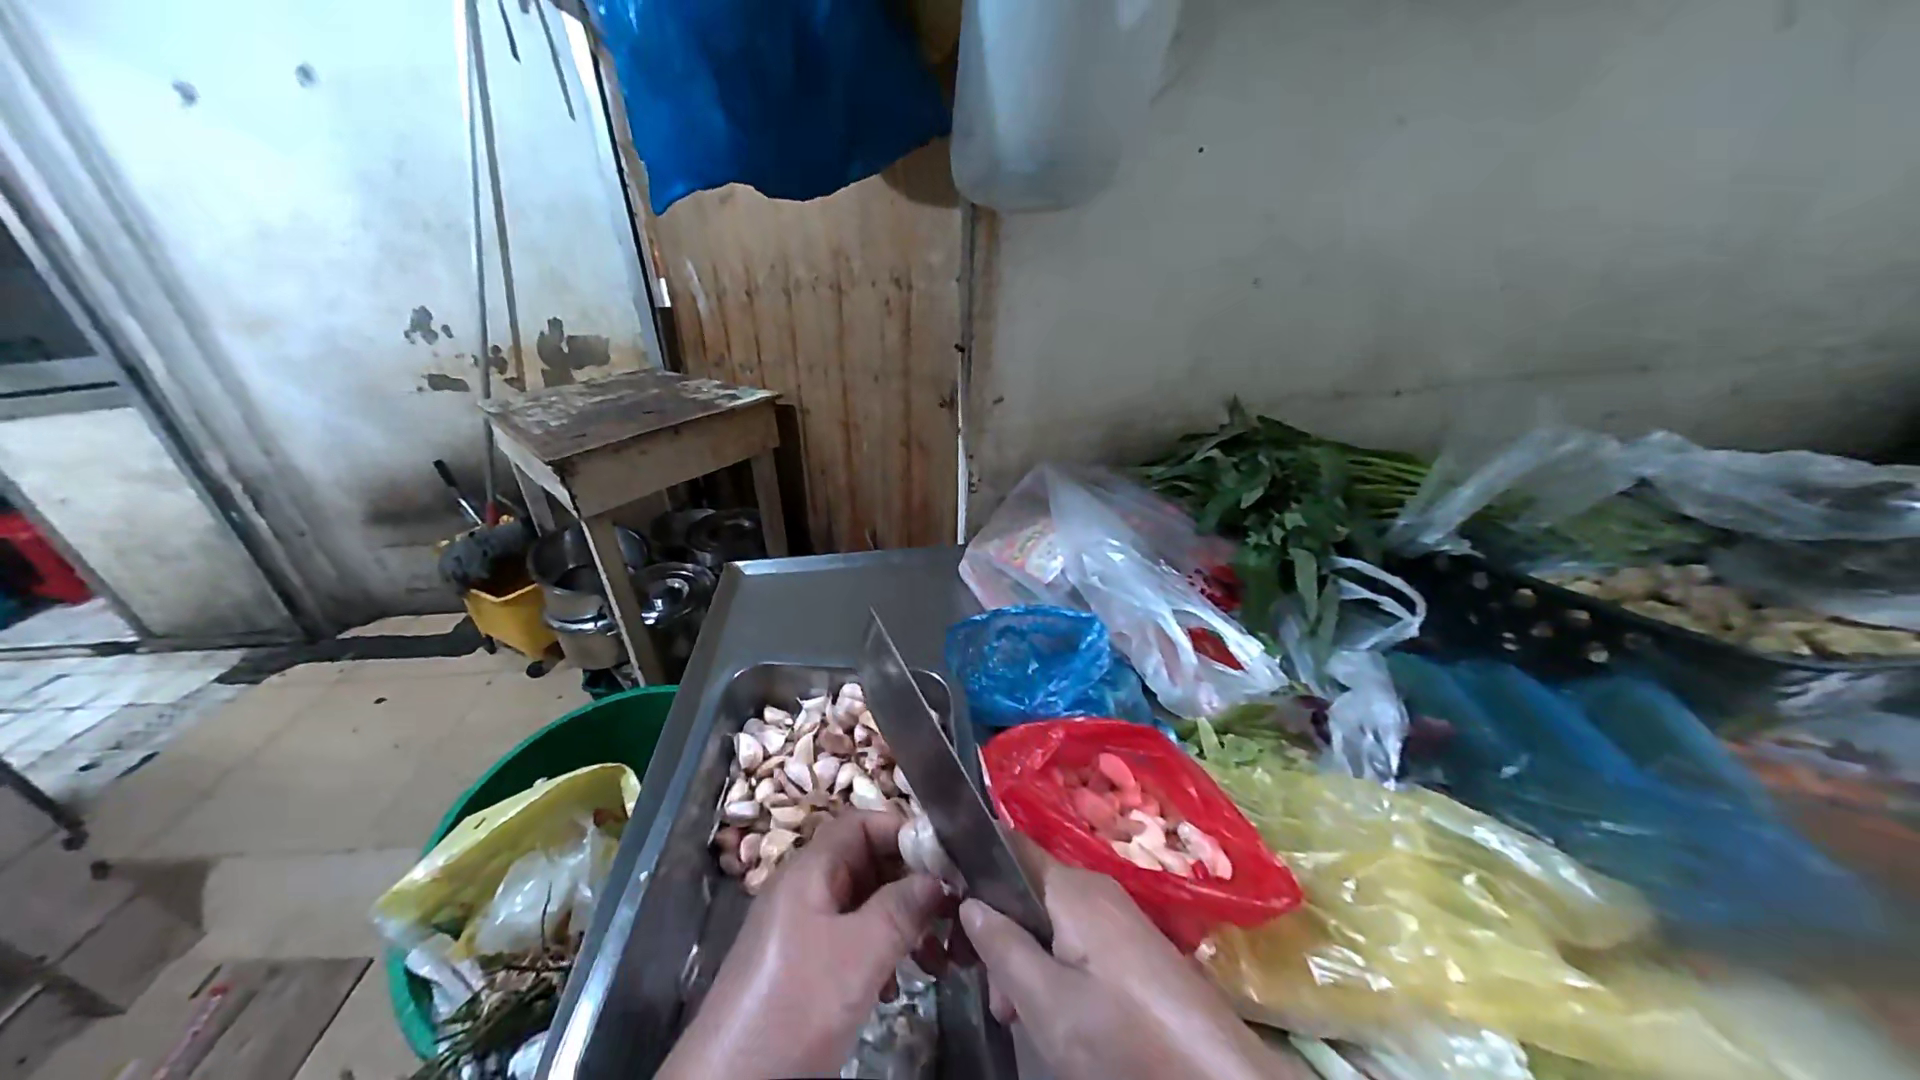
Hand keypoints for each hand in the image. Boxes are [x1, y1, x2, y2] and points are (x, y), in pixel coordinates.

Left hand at [659, 811, 949, 1079]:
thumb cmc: (794, 1006)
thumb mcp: (859, 955)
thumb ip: (903, 908)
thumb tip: (940, 877)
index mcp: (810, 870)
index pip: (862, 824)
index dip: (904, 832)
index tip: (946, 860)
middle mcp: (806, 890)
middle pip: (867, 863)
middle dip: (913, 885)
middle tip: (952, 914)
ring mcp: (803, 929)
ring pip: (865, 904)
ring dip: (904, 923)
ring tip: (938, 958)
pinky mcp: (804, 966)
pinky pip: (853, 939)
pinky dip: (883, 951)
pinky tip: (899, 984)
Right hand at [959, 840, 1305, 1079]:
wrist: (1219, 1079)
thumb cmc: (1123, 1036)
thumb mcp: (1046, 1001)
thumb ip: (1002, 946)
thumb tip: (968, 900)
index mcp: (1071, 886)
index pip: (1009, 845)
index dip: (972, 864)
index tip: (943, 899)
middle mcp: (1095, 887)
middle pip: (1027, 890)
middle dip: (1000, 933)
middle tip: (994, 996)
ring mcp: (1118, 916)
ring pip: (1050, 920)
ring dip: (1025, 959)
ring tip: (1021, 1016)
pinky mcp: (1133, 946)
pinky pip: (1077, 939)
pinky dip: (1055, 968)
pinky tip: (1058, 1013)